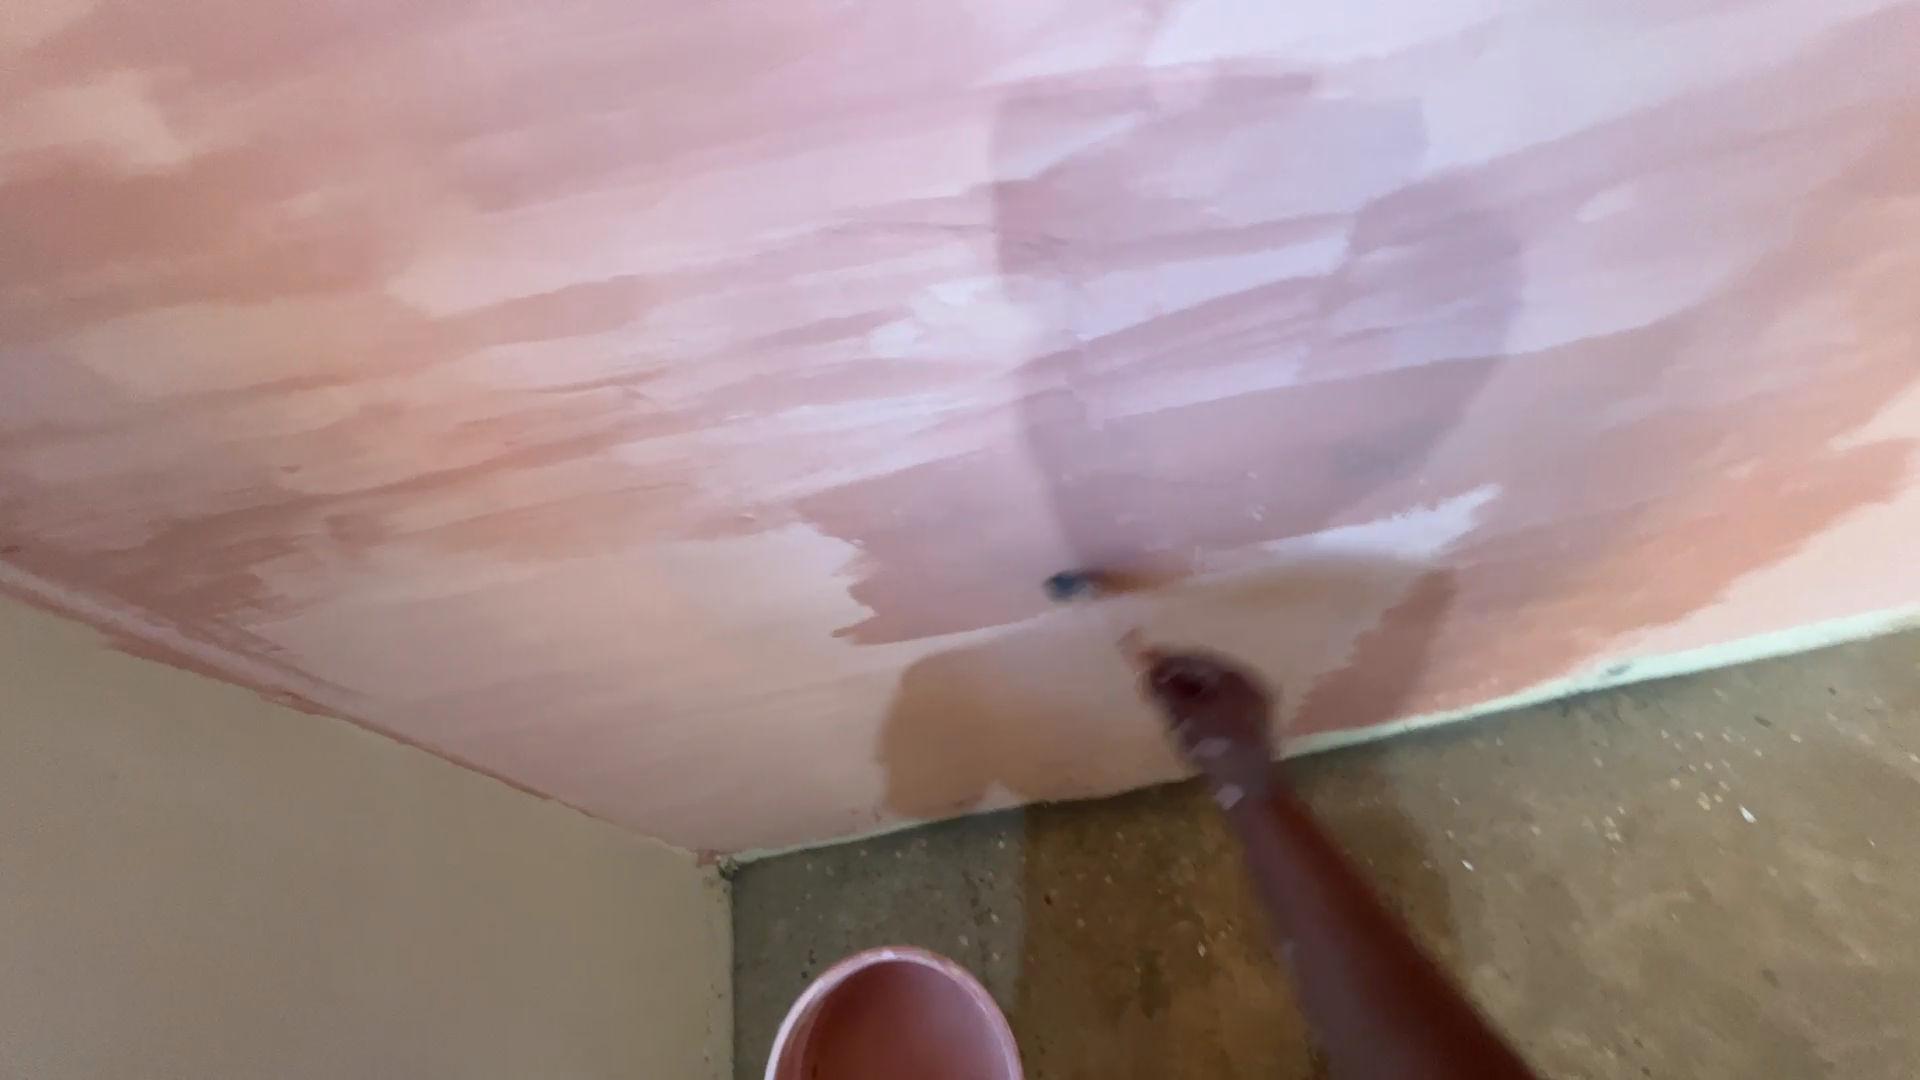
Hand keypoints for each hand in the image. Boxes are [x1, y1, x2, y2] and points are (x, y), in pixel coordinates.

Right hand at [1140, 650, 1278, 799]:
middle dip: (1174, 677)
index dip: (1166, 659)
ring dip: (1184, 692)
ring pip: (1210, 691)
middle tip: (1148, 680)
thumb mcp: (1183, 716)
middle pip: (1204, 673)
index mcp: (1237, 677)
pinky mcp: (1248, 725)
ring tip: (1159, 698)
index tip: (1142, 658)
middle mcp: (1248, 685)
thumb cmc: (1216, 747)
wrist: (1250, 791)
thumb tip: (1147, 672)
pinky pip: (1217, 706)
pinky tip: (1179, 715)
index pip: (1195, 659)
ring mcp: (1251, 706)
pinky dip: (1196, 706)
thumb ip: (1163, 691)